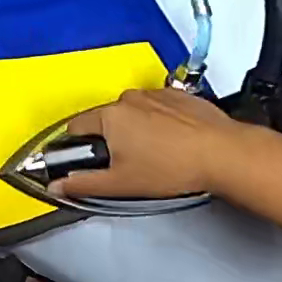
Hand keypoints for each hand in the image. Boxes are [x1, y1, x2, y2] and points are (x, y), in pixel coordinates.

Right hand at [53, 88, 241, 199]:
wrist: (224, 154)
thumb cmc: (176, 166)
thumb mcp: (121, 184)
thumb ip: (82, 184)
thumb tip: (58, 186)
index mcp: (109, 116)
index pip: (75, 127)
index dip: (79, 147)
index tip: (90, 161)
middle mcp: (129, 99)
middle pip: (105, 120)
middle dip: (111, 140)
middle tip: (128, 164)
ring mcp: (155, 94)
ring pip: (131, 113)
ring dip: (136, 130)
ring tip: (155, 154)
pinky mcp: (177, 95)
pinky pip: (156, 108)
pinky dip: (159, 122)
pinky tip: (172, 143)